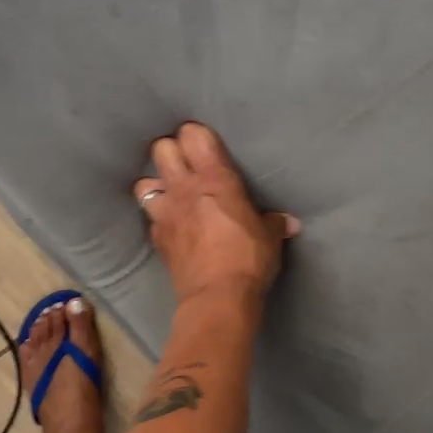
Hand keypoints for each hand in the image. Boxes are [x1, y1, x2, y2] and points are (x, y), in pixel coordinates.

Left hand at [133, 123, 298, 305]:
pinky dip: (159, 217)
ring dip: (156, 185)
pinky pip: (151, 218)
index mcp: (214, 177)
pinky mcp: (157, 239)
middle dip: (171, 151)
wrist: (218, 297)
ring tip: (171, 193)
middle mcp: (185, 188)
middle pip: (162, 149)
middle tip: (186, 162)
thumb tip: (288, 222)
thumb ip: (274, 222)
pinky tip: (171, 224)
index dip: (196, 134)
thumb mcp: (270, 236)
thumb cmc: (249, 257)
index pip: (193, 135)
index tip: (205, 142)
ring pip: (145, 183)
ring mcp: (166, 213)